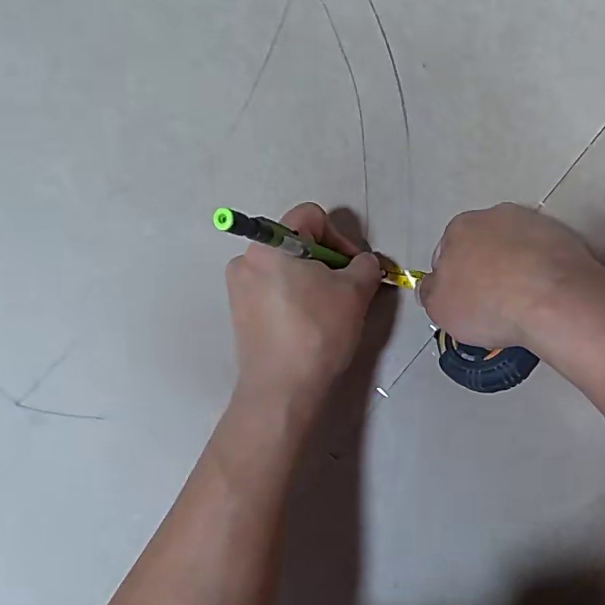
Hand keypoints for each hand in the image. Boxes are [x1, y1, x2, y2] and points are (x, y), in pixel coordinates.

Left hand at [224, 203, 380, 407]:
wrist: (283, 389)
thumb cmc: (318, 332)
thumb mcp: (355, 292)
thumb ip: (365, 265)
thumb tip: (364, 263)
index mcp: (269, 243)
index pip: (311, 216)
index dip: (340, 237)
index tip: (353, 268)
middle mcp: (246, 259)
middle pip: (296, 243)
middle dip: (326, 263)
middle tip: (346, 292)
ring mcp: (238, 288)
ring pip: (285, 270)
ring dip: (310, 282)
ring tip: (328, 312)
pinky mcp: (240, 315)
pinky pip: (272, 293)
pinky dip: (293, 300)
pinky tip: (308, 327)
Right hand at [417, 203, 604, 348]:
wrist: (553, 302)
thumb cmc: (492, 303)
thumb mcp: (439, 309)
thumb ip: (429, 292)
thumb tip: (432, 288)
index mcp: (458, 228)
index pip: (445, 254)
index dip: (453, 282)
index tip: (463, 302)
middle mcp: (495, 216)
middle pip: (482, 247)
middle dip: (483, 271)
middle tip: (489, 304)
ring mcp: (532, 223)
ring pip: (514, 250)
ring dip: (514, 270)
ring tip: (519, 304)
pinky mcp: (563, 236)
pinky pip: (543, 256)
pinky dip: (541, 273)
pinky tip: (541, 297)